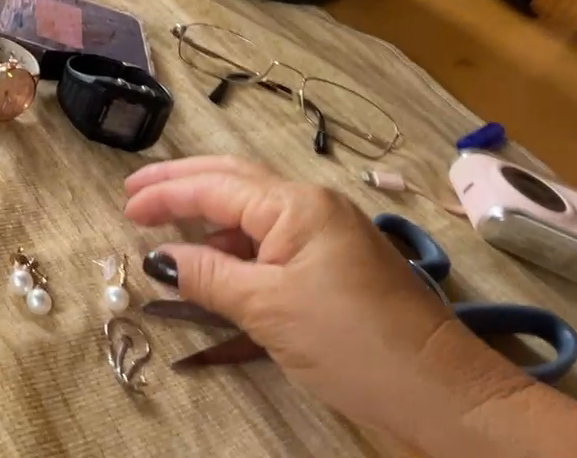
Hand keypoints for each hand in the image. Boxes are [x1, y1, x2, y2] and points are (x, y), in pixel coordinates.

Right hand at [124, 156, 529, 445]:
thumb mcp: (267, 310)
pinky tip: (217, 263)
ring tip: (167, 228)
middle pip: (231, 177)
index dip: (165, 195)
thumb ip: (207, 276)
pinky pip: (272, 234)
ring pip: (251, 206)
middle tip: (135, 192)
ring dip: (207, 213)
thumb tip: (160, 259)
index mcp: (295, 205)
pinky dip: (236, 242)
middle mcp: (312, 204)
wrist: (451, 399)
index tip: (126, 209)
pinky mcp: (339, 260)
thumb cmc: (354, 346)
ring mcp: (329, 229)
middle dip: (180, 183)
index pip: (214, 186)